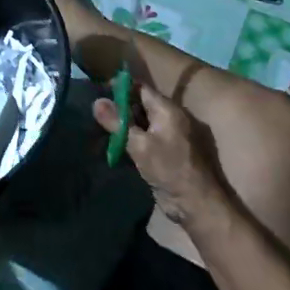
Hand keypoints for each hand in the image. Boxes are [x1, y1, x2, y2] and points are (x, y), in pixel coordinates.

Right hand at [93, 86, 230, 225]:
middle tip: (95, 112)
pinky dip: (131, 139)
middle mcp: (169, 118)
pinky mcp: (165, 152)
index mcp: (167, 109)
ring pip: (142, 123)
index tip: (99, 91)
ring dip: (124, 126)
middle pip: (141, 105)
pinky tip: (113, 144)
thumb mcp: (140, 145)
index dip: (121, 88)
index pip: (141, 89)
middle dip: (120, 107)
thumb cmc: (169, 168)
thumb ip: (118, 123)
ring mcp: (168, 135)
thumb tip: (97, 101)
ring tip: (98, 126)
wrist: (194, 201)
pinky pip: (145, 138)